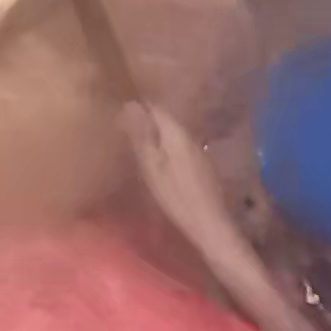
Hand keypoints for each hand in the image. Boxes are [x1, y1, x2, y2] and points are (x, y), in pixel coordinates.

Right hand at [121, 102, 233, 250]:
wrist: (211, 226)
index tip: (120, 111)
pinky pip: (178, 145)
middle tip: (124, 126)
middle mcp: (189, 136)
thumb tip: (130, 105)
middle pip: (165, 118)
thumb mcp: (151, 166)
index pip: (155, 107)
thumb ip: (141, 135)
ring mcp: (197, 150)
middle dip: (146, 118)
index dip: (137, 106)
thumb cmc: (176, 196)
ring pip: (172, 132)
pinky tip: (157, 158)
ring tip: (136, 140)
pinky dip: (166, 146)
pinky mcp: (201, 164)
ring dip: (156, 133)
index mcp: (176, 133)